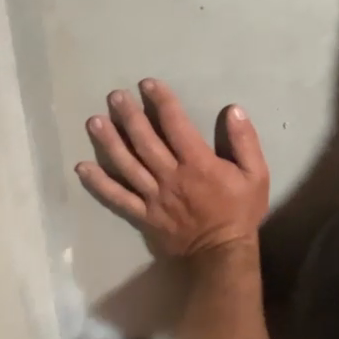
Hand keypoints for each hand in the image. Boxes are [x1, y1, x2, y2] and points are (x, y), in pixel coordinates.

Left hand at [76, 79, 269, 258]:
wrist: (222, 254)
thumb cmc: (240, 212)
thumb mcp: (256, 174)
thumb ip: (245, 141)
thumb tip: (234, 110)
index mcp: (198, 163)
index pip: (176, 125)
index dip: (161, 102)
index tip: (148, 84)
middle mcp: (170, 176)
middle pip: (145, 141)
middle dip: (129, 115)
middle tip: (114, 96)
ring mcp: (153, 197)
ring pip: (127, 164)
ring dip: (109, 142)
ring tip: (94, 121)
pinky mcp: (143, 215)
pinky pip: (117, 198)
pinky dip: (99, 183)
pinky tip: (82, 168)